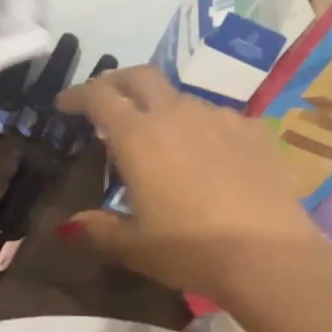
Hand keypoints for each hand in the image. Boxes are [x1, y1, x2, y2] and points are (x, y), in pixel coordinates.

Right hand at [55, 67, 331, 300]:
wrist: (267, 254)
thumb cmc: (190, 251)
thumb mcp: (134, 248)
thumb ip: (99, 229)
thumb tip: (70, 225)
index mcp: (139, 138)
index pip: (100, 97)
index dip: (78, 95)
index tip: (64, 104)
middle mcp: (177, 114)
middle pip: (141, 77)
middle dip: (117, 83)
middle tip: (105, 101)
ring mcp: (220, 118)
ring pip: (181, 100)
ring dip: (162, 110)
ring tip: (160, 140)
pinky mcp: (255, 131)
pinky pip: (218, 120)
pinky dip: (201, 131)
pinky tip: (206, 158)